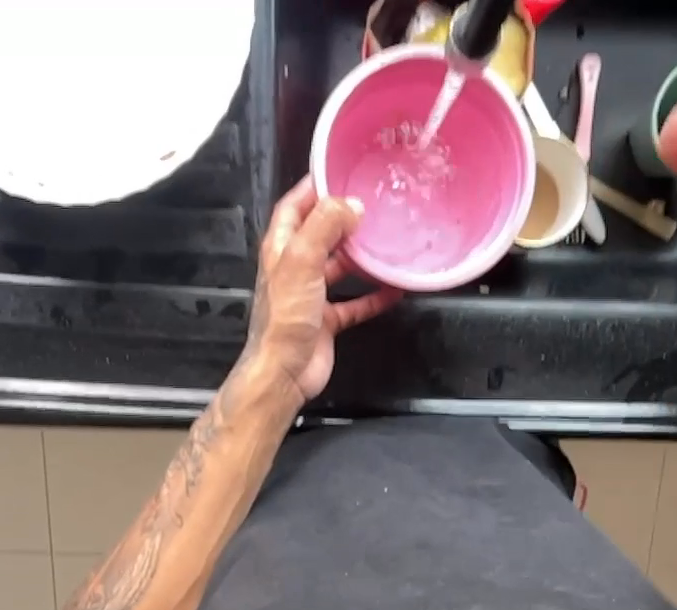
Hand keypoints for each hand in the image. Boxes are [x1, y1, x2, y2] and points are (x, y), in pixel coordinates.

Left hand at [242, 177, 403, 401]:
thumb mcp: (301, 261)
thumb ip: (325, 227)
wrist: (284, 372)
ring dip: (361, 256)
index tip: (342, 169)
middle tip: (374, 203)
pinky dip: (373, 297)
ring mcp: (311, 295)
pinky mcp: (326, 321)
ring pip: (339, 267)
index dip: (315, 186)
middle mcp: (295, 268)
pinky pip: (354, 303)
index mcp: (281, 248)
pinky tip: (394, 290)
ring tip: (387, 241)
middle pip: (320, 233)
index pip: (295, 206)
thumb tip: (351, 205)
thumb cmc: (285, 317)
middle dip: (344, 219)